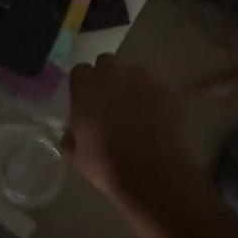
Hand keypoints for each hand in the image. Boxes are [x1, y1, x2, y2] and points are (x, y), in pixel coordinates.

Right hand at [63, 54, 198, 205]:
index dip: (82, 84)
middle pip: (107, 63)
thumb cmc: (109, 165)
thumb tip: (70, 133)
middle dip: (107, 77)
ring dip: (132, 85)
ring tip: (136, 109)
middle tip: (110, 100)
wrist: (155, 175)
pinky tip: (156, 118)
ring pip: (134, 72)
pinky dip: (154, 98)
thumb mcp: (77, 156)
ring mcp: (144, 79)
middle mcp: (113, 75)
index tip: (85, 100)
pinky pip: (157, 87)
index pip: (79, 70)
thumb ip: (70, 137)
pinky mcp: (168, 90)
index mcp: (87, 88)